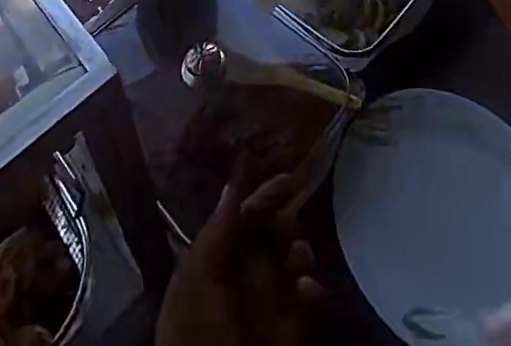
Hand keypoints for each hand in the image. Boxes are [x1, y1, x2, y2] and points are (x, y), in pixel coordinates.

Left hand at [156, 175, 323, 345]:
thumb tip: (234, 181)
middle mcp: (242, 279)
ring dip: (299, 255)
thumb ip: (217, 232)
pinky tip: (307, 292)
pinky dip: (312, 290)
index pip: (239, 220)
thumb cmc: (199, 341)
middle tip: (294, 222)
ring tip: (298, 263)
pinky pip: (310, 299)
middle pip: (271, 235)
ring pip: (294, 261)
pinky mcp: (292, 331)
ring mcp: (269, 305)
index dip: (261, 197)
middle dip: (285, 223)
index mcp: (212, 266)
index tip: (288, 182)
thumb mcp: (199, 283)